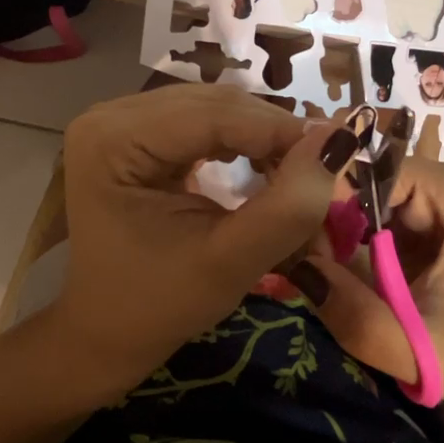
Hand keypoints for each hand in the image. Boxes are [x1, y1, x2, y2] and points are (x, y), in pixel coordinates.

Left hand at [52, 85, 347, 380]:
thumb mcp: (228, 263)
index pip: (214, 116)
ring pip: (215, 110)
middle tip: (324, 175)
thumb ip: (285, 207)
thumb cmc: (156, 308)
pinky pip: (202, 123)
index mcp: (113, 140)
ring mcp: (120, 121)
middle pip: (215, 106)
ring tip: (300, 176)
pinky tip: (265, 168)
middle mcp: (111, 116)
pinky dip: (241, 143)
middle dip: (274, 137)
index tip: (341, 157)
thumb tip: (339, 142)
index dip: (281, 131)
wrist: (101, 336)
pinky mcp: (135, 134)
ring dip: (263, 138)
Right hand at [292, 157, 443, 407]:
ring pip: (361, 192)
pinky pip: (368, 212)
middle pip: (365, 177)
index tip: (305, 241)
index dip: (334, 197)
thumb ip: (357, 314)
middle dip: (328, 213)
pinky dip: (343, 236)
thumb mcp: (413, 349)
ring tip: (311, 265)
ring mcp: (434, 200)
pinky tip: (329, 266)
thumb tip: (298, 266)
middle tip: (301, 259)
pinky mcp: (420, 220)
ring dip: (331, 228)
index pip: (375, 169)